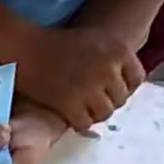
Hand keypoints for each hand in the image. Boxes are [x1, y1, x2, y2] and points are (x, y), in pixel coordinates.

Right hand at [17, 25, 144, 131]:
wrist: (28, 51)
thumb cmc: (56, 45)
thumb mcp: (95, 41)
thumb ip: (112, 58)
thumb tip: (119, 82)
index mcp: (119, 51)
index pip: (136, 79)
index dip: (124, 89)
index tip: (111, 92)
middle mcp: (108, 70)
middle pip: (120, 99)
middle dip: (107, 103)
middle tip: (92, 104)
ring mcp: (90, 88)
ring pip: (104, 114)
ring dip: (94, 115)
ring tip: (82, 112)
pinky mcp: (70, 104)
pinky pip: (84, 123)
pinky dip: (79, 123)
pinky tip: (71, 117)